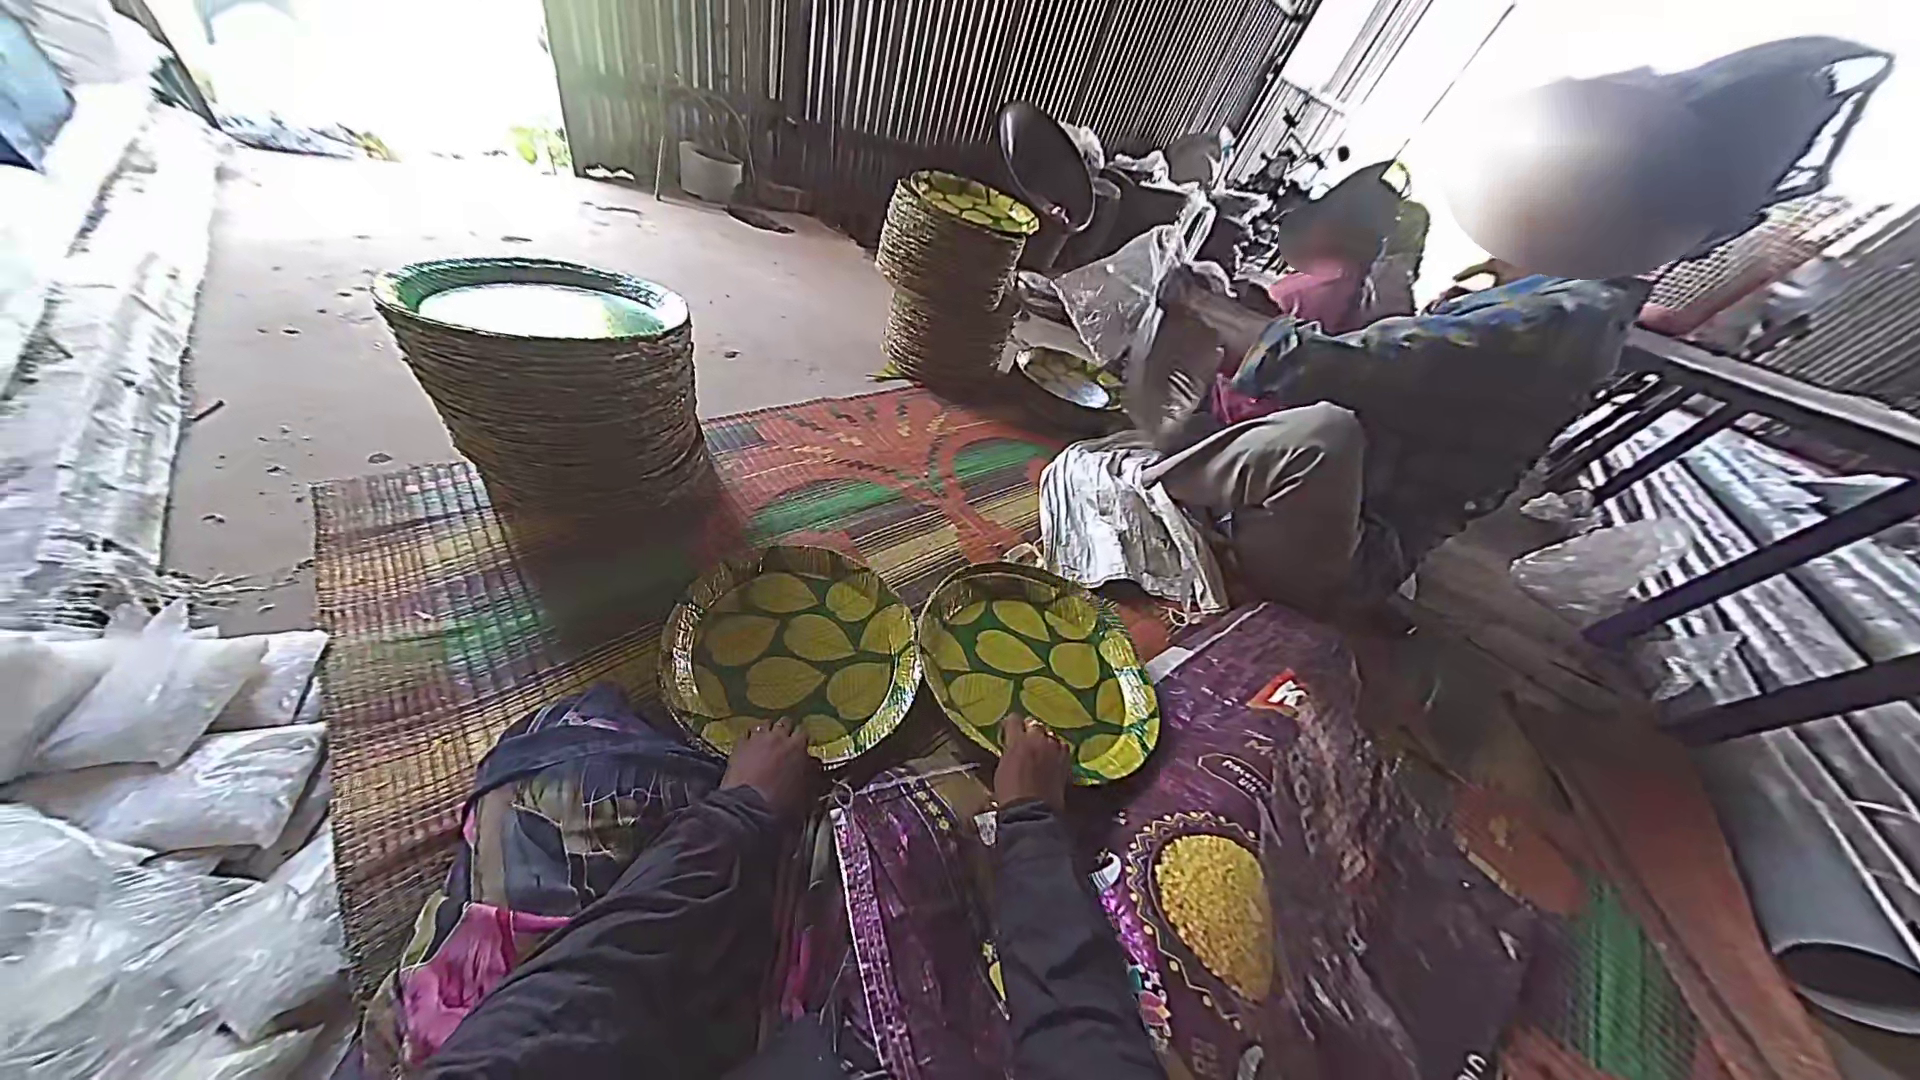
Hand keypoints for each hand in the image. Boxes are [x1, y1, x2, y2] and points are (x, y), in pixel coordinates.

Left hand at [721, 718, 816, 819]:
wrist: (749, 808)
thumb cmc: (782, 802)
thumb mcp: (806, 789)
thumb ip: (811, 771)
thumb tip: (813, 762)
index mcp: (797, 746)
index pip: (804, 732)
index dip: (803, 739)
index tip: (802, 746)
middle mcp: (779, 737)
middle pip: (785, 722)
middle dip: (786, 729)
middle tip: (785, 740)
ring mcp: (758, 739)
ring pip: (765, 724)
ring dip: (768, 730)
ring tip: (767, 740)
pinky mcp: (740, 746)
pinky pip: (747, 733)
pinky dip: (750, 737)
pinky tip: (750, 745)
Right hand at [995, 715, 1069, 811]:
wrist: (1032, 811)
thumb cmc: (1010, 792)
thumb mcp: (1003, 766)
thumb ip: (1009, 751)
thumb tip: (1013, 747)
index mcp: (1017, 740)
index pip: (1014, 720)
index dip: (1012, 725)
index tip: (1010, 731)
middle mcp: (1037, 739)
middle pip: (1034, 724)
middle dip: (1029, 730)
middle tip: (1026, 741)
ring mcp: (1054, 748)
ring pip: (1050, 734)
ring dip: (1044, 739)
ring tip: (1041, 749)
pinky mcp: (1066, 759)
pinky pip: (1062, 746)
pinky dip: (1057, 749)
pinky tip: (1053, 758)